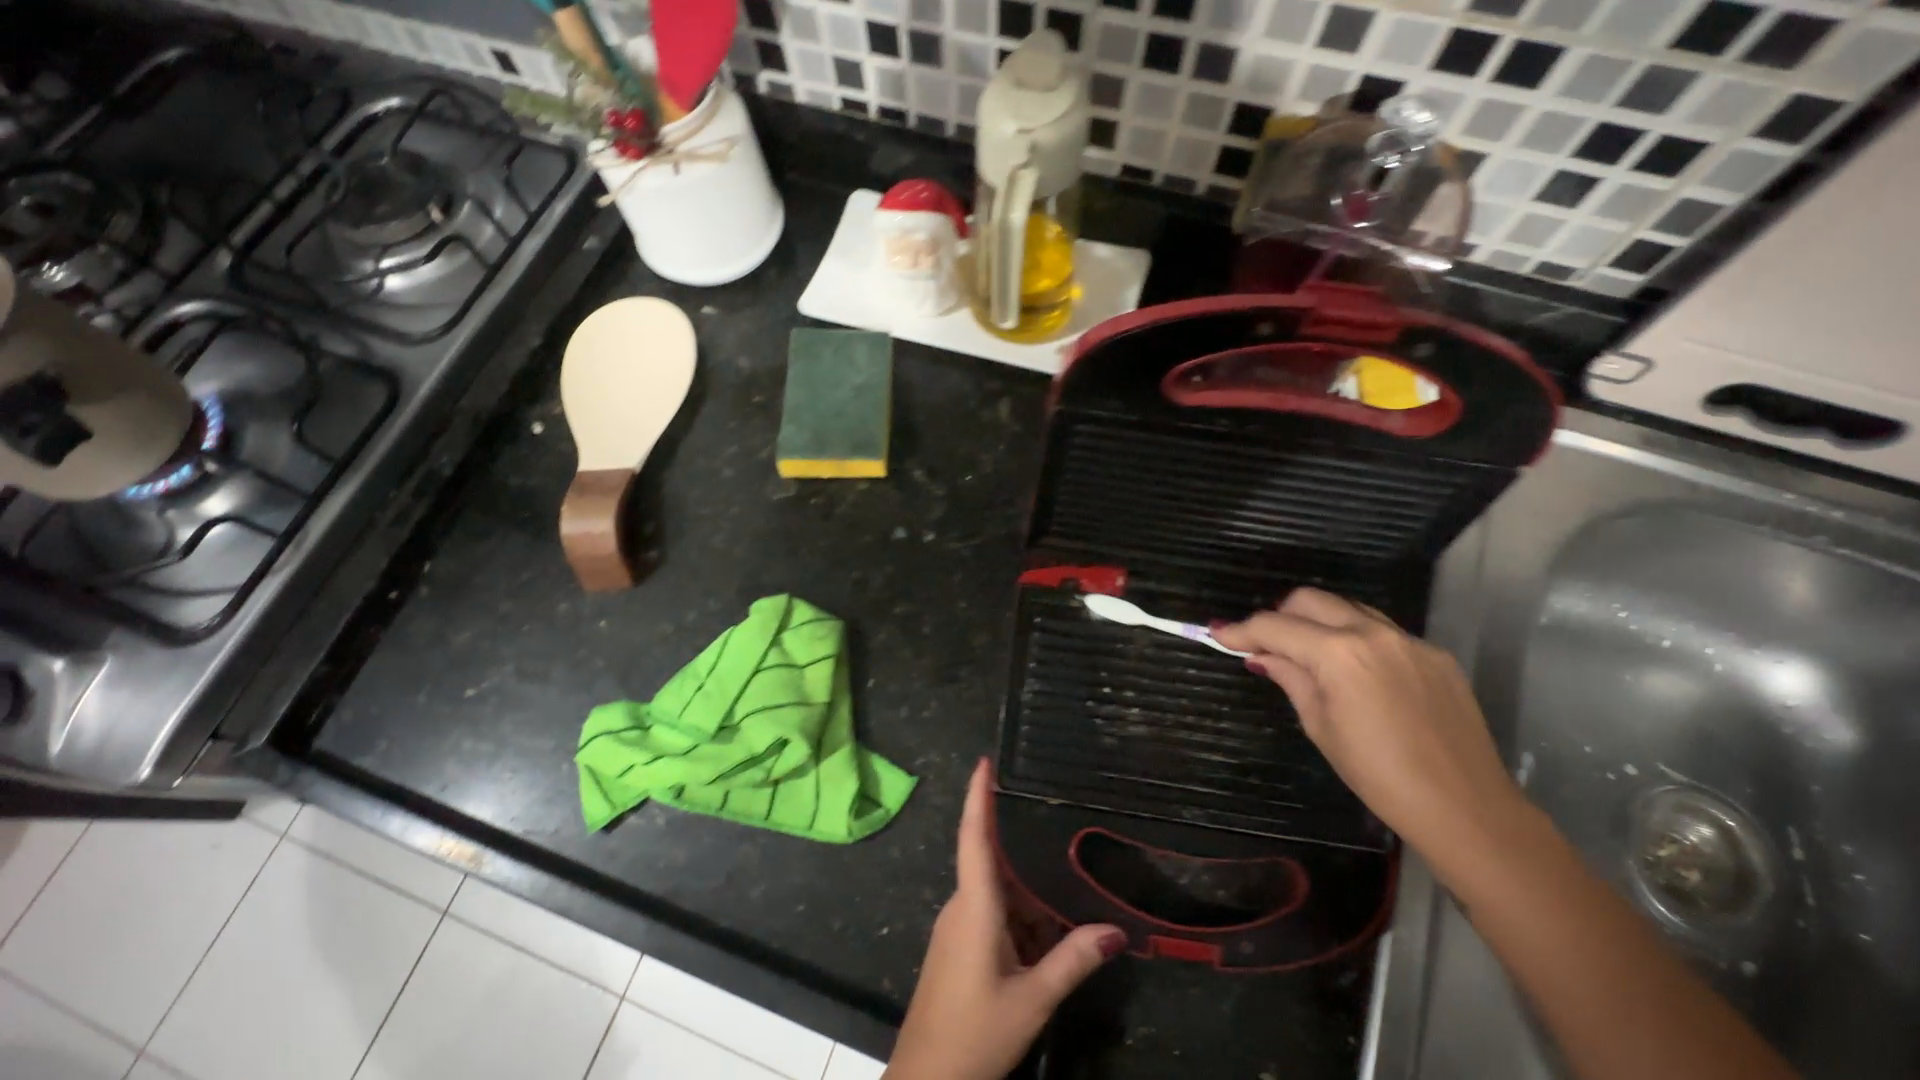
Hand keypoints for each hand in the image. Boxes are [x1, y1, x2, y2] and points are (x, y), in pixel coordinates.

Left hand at [885, 760, 1124, 1079]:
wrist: (927, 1079)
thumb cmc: (974, 1032)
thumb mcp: (1033, 999)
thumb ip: (1073, 960)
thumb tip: (1116, 930)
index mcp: (974, 907)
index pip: (974, 838)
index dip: (978, 797)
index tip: (985, 761)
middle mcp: (963, 909)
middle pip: (997, 866)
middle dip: (1029, 855)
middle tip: (1066, 827)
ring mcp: (959, 931)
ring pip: (1001, 897)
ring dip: (1033, 899)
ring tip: (1075, 884)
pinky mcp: (961, 951)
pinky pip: (996, 920)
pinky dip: (1025, 922)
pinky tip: (1055, 934)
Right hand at [1212, 588, 1526, 861]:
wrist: (1462, 803)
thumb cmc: (1378, 774)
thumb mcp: (1320, 727)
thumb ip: (1291, 679)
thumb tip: (1264, 656)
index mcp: (1339, 654)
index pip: (1276, 627)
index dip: (1241, 630)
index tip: (1219, 635)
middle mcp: (1374, 632)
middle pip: (1310, 600)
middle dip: (1280, 616)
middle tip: (1264, 646)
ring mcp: (1410, 640)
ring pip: (1349, 609)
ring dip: (1320, 623)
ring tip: (1308, 656)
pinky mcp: (1435, 654)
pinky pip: (1384, 633)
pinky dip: (1358, 641)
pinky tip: (1357, 676)